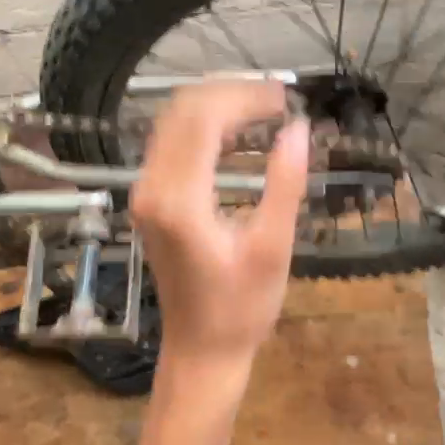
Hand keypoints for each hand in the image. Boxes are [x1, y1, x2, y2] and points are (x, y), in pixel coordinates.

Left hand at [131, 82, 309, 374]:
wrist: (201, 350)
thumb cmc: (242, 308)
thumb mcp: (273, 247)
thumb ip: (285, 184)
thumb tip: (299, 128)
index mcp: (180, 199)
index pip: (204, 118)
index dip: (246, 97)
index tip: (287, 99)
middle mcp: (152, 188)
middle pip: (183, 111)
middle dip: (232, 95)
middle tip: (279, 102)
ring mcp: (145, 194)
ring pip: (173, 122)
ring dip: (217, 108)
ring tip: (266, 112)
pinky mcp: (150, 201)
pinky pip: (171, 144)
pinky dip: (204, 129)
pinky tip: (239, 136)